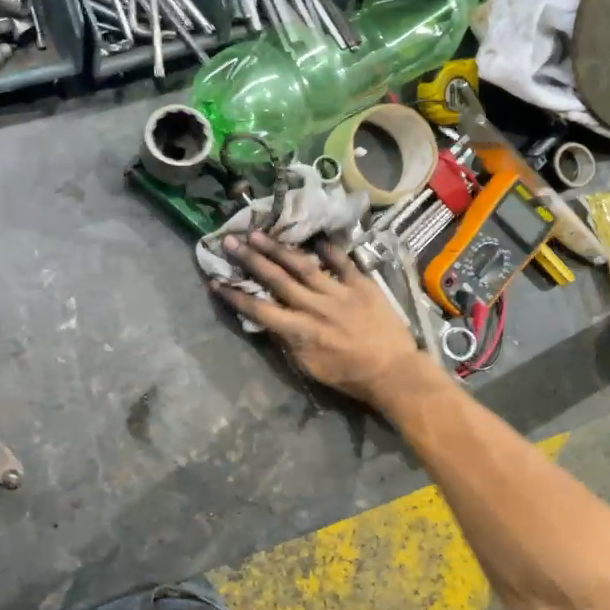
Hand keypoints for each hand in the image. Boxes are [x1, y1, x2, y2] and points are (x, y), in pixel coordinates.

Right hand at [212, 230, 446, 411]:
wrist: (394, 373)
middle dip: (250, 260)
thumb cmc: (349, 376)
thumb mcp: (310, 367)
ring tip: (259, 233)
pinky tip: (313, 236)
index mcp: (299, 331)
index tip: (216, 281)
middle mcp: (314, 307)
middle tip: (230, 241)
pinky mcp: (361, 285)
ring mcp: (339, 293)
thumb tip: (270, 322)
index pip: (259, 310)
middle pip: (276, 280)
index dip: (236, 296)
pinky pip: (342, 262)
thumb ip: (289, 342)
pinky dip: (327, 248)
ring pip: (302, 266)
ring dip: (278, 249)